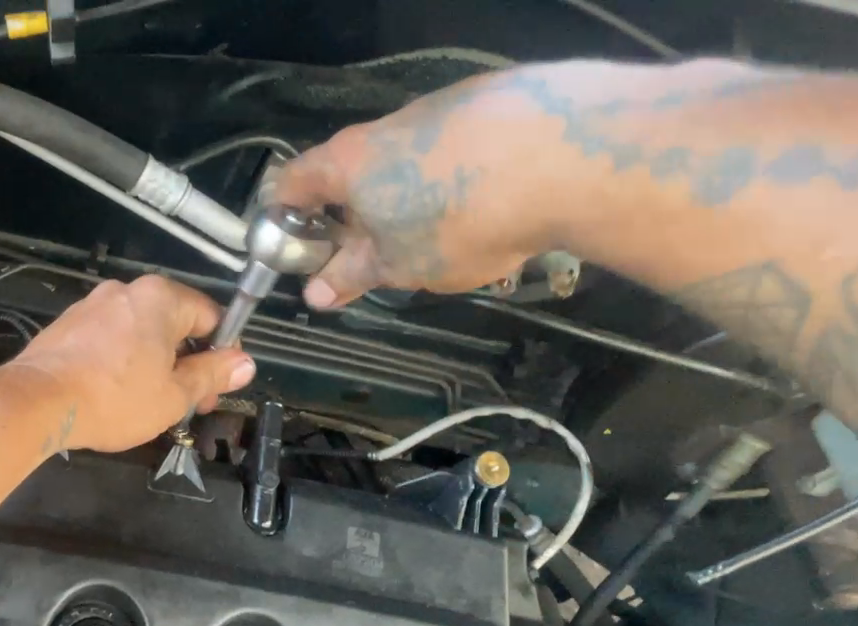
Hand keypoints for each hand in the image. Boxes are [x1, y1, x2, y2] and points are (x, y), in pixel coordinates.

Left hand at [5, 275, 254, 453]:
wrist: (37, 403)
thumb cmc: (114, 399)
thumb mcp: (174, 395)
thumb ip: (211, 375)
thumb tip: (245, 363)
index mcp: (160, 298)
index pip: (211, 317)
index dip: (222, 354)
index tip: (216, 388)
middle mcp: (125, 291)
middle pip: (173, 324)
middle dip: (185, 363)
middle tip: (186, 404)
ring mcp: (91, 306)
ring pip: (138, 333)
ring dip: (152, 364)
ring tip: (148, 404)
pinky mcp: (65, 327)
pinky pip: (107, 341)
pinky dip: (119, 363)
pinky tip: (113, 395)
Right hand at [273, 69, 569, 308]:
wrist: (575, 157)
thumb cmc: (460, 219)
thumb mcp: (397, 265)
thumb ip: (351, 275)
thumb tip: (317, 292)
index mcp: (350, 162)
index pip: (290, 183)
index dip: (281, 218)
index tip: (293, 250)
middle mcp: (389, 125)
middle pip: (351, 172)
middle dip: (352, 216)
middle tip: (369, 258)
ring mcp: (444, 107)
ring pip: (406, 161)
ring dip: (406, 199)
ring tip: (439, 237)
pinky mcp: (496, 102)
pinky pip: (457, 147)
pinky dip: (456, 176)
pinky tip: (488, 204)